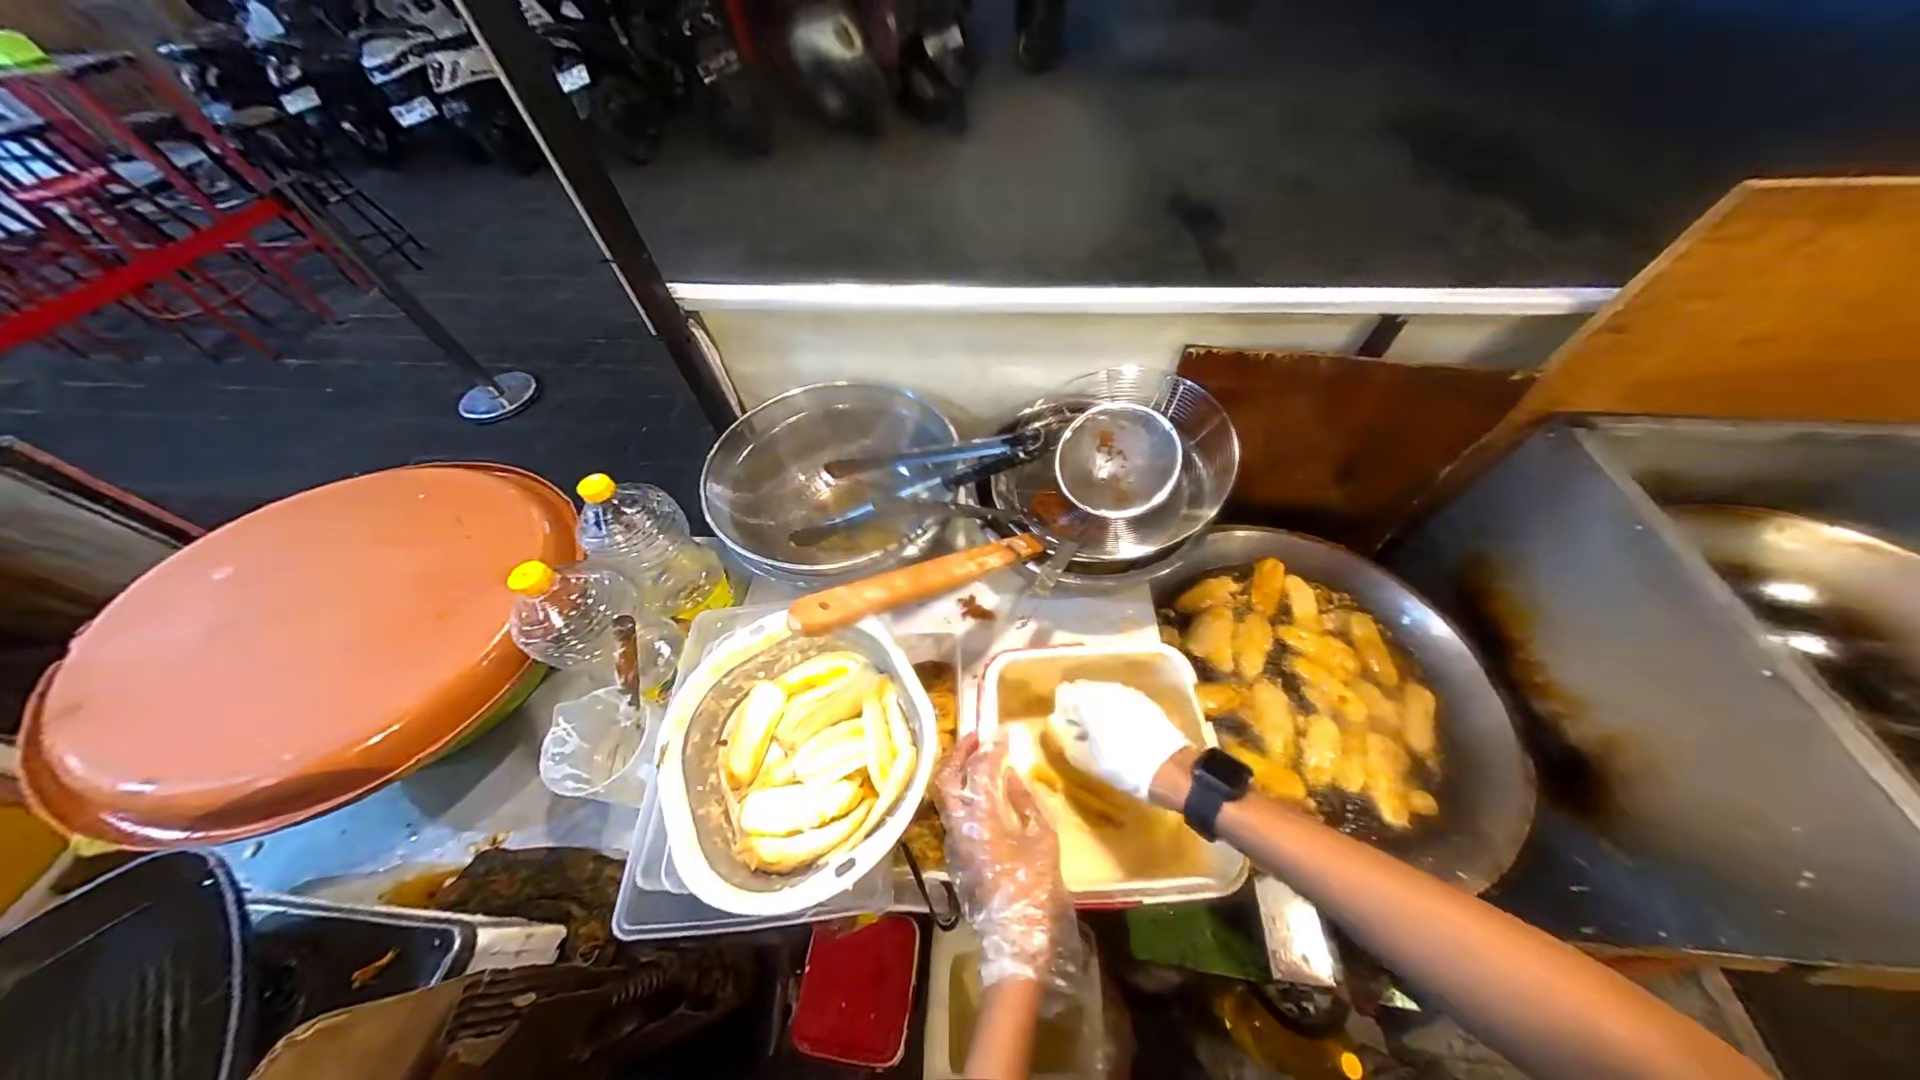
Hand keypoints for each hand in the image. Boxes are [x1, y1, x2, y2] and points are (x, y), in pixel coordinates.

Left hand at [934, 734, 1077, 987]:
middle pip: (947, 780)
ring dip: (958, 771)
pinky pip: (953, 813)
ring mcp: (953, 842)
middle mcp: (959, 827)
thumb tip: (1011, 775)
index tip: (1003, 738)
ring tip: (977, 756)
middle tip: (977, 737)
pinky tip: (980, 789)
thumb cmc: (1035, 887)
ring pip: (946, 796)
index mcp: (981, 821)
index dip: (990, 751)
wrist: (1018, 936)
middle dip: (959, 753)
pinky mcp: (956, 853)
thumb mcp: (1042, 839)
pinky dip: (963, 793)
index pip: (979, 773)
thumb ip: (1026, 802)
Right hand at [1047, 679, 1194, 798]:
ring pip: (1104, 696)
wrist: (1172, 770)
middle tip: (1082, 736)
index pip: (1065, 693)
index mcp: (1090, 700)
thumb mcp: (1086, 759)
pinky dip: (1115, 714)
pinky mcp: (1146, 703)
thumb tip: (1056, 723)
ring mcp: (1130, 694)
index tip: (1067, 731)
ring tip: (1102, 737)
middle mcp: (1109, 690)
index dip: (1062, 712)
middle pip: (1084, 692)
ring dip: (1098, 712)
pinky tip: (1121, 734)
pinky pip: (1121, 702)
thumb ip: (1066, 738)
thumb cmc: (1124, 766)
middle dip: (1080, 710)